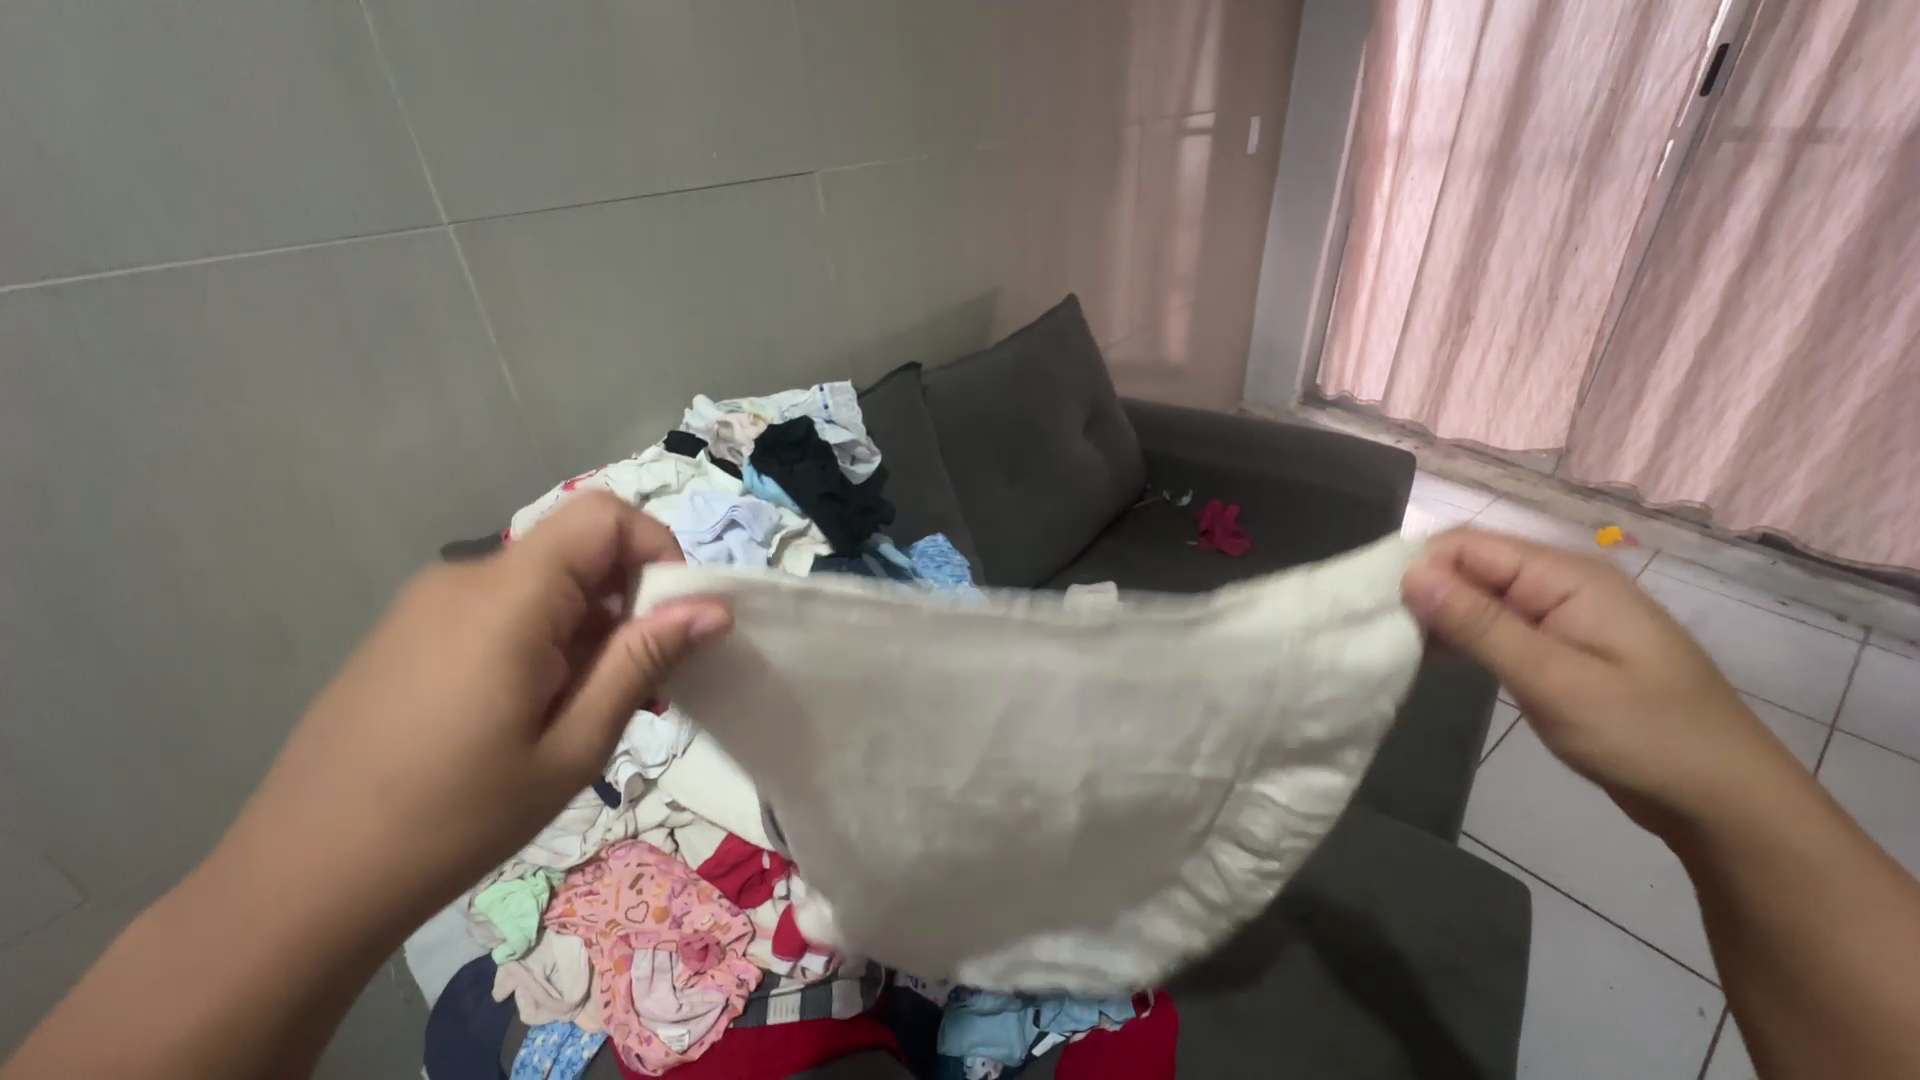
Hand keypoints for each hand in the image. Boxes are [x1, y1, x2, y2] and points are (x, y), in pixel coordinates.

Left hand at [220, 493, 730, 912]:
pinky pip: (502, 609)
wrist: (301, 879)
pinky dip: (543, 641)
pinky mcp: (409, 632)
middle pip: (578, 551)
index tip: (673, 625)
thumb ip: (643, 661)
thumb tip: (714, 607)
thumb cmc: (456, 818)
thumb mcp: (573, 745)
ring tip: (586, 713)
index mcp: (508, 596)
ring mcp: (429, 603)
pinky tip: (530, 713)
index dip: (657, 551)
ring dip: (588, 630)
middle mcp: (466, 578)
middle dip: (628, 604)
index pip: (605, 516)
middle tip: (640, 688)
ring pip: (544, 584)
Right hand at [1401, 528, 1803, 834]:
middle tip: (1379, 634)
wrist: (1724, 800)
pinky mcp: (1559, 647)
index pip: (1469, 545)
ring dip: (1438, 617)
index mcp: (1567, 577)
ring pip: (1479, 596)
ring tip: (1395, 649)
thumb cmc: (1644, 735)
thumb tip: (1410, 575)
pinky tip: (1432, 661)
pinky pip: (1496, 624)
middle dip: (1423, 592)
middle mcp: (1562, 583)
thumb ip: (1480, 624)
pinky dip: (1462, 638)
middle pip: (1471, 565)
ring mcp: (1562, 616)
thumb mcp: (1552, 679)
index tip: (1375, 609)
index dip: (1418, 567)